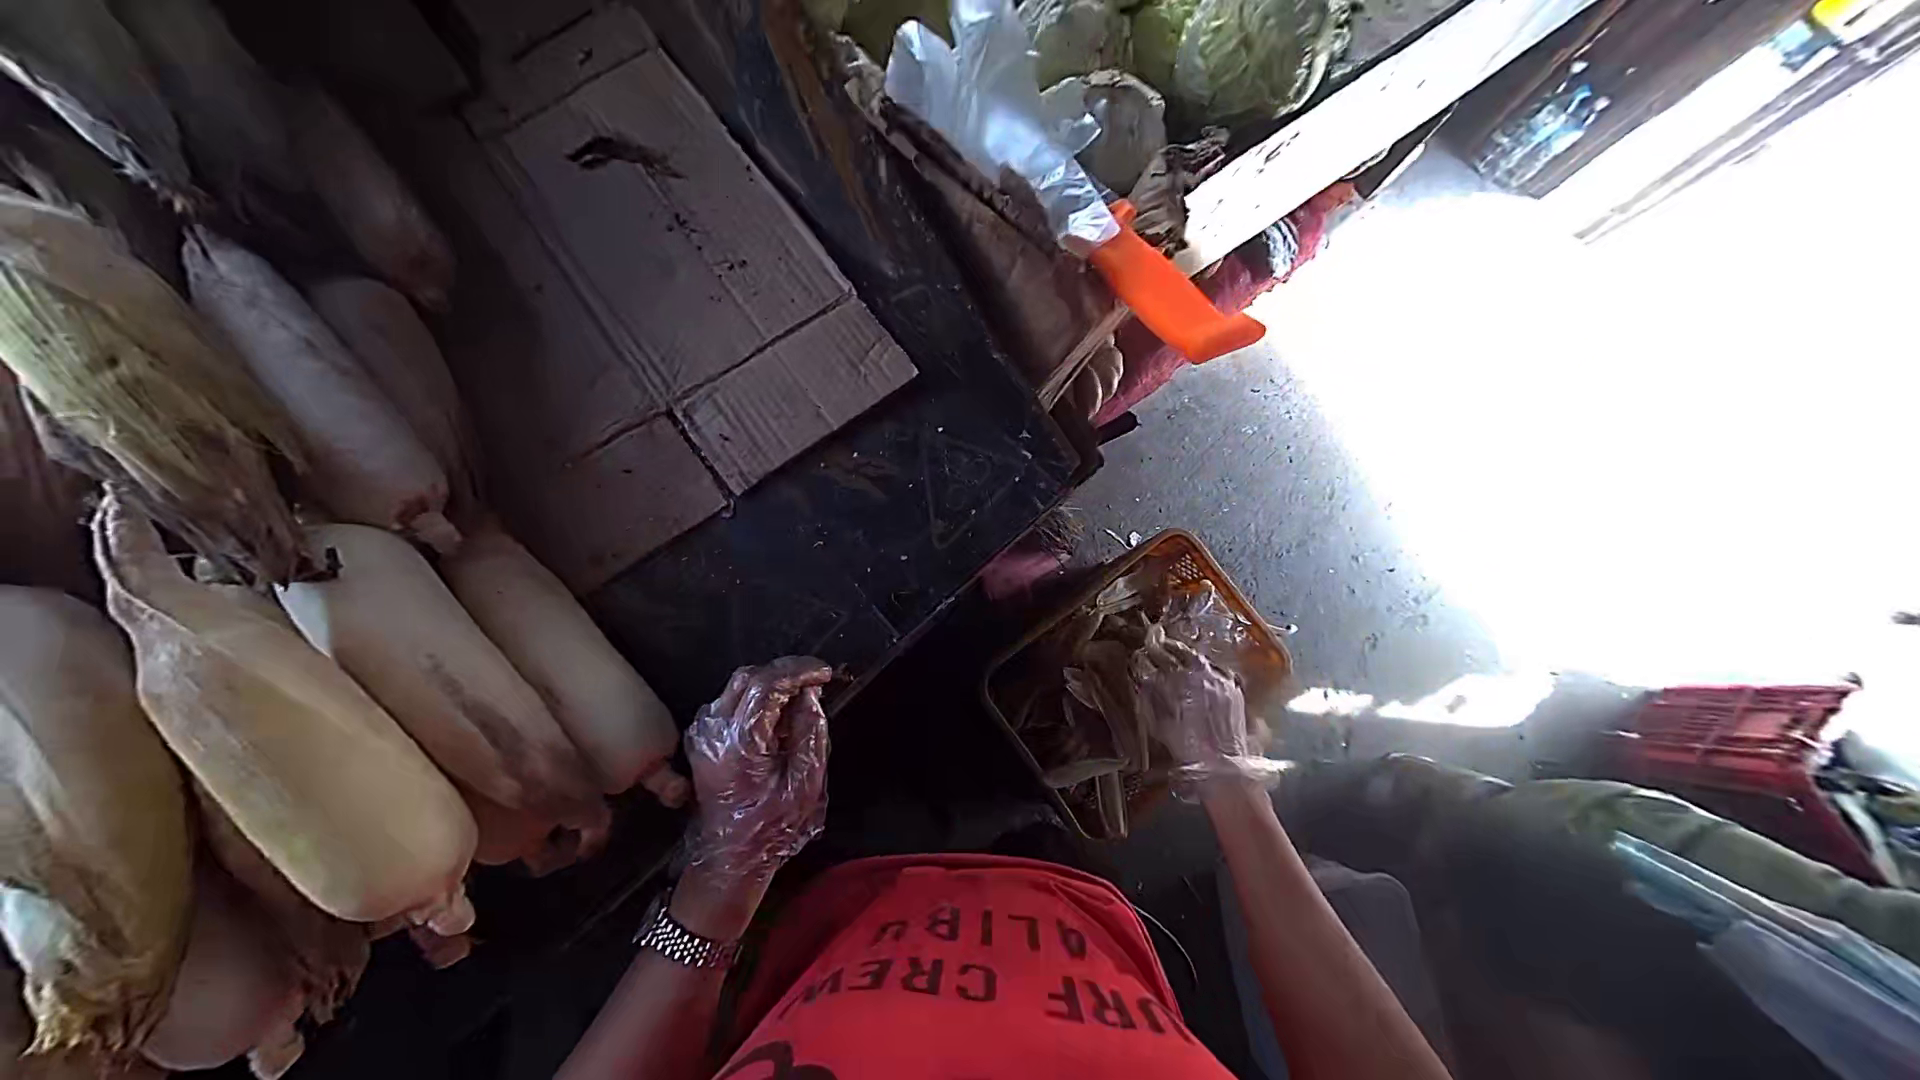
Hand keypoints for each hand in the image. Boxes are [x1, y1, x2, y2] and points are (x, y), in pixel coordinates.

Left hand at [683, 657, 831, 887]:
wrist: (730, 857)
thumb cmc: (771, 827)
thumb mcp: (806, 783)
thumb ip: (811, 732)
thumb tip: (810, 694)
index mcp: (740, 743)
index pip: (768, 685)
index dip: (800, 670)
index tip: (824, 673)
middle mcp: (715, 732)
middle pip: (750, 677)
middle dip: (787, 671)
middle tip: (816, 679)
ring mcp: (704, 733)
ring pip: (738, 685)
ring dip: (772, 683)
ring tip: (800, 697)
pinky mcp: (702, 737)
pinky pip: (731, 700)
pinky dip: (758, 697)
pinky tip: (778, 714)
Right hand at [1130, 632, 1249, 771]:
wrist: (1221, 765)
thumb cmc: (1184, 747)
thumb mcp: (1157, 721)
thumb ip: (1149, 694)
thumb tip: (1143, 677)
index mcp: (1174, 681)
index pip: (1155, 655)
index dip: (1146, 651)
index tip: (1141, 648)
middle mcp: (1196, 674)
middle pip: (1176, 650)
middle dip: (1163, 645)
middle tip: (1155, 640)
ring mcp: (1216, 678)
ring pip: (1195, 656)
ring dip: (1182, 653)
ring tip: (1175, 652)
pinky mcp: (1231, 686)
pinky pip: (1213, 668)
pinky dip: (1202, 666)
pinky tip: (1197, 671)